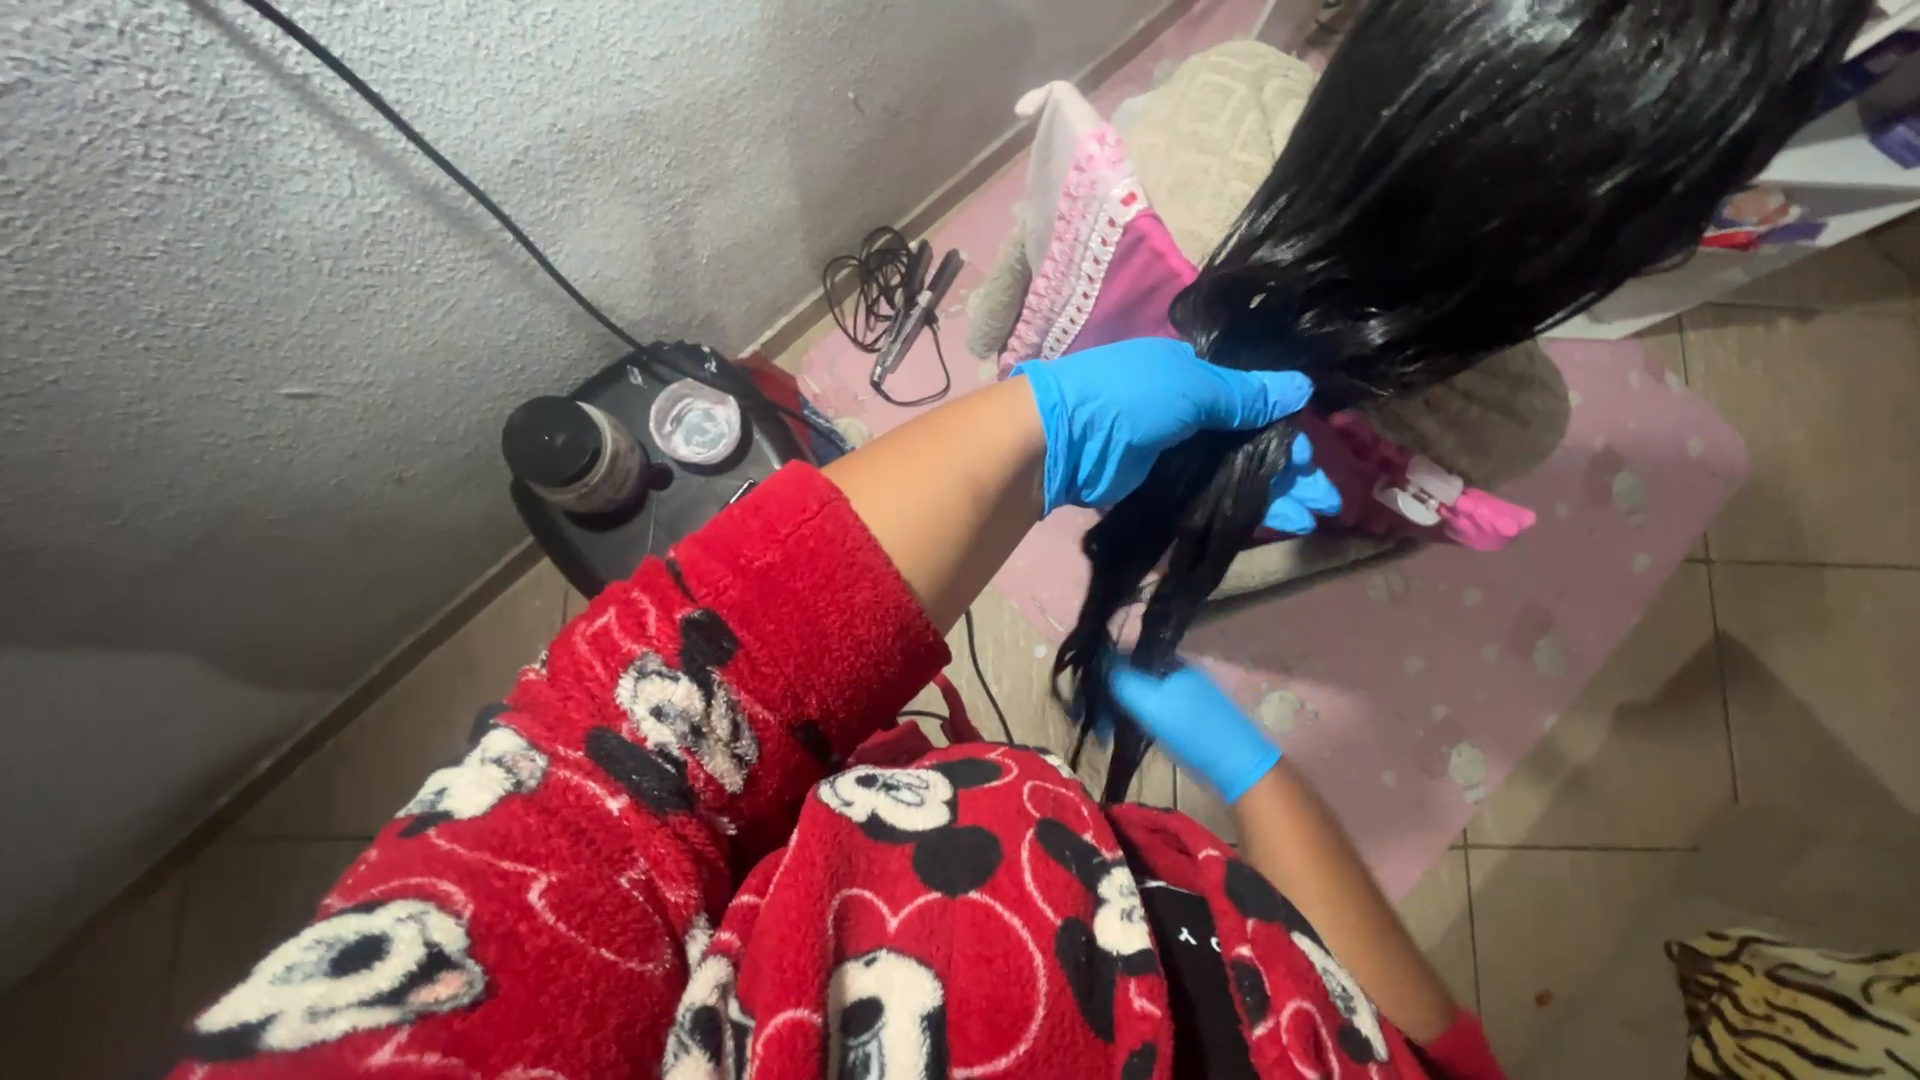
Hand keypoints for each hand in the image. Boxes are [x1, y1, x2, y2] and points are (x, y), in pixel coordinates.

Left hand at [1014, 338, 1339, 530]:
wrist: (1060, 440)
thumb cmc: (1127, 397)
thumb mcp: (1191, 385)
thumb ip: (1243, 394)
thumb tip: (1301, 388)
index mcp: (1194, 373)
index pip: (1253, 396)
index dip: (1286, 422)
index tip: (1316, 451)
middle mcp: (1187, 410)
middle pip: (1249, 440)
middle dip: (1289, 467)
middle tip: (1327, 497)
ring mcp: (1173, 450)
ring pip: (1232, 471)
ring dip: (1271, 492)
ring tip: (1314, 514)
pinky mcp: (1159, 484)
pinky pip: (1207, 493)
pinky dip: (1235, 506)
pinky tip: (1268, 522)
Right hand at [1105, 660, 1278, 802]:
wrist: (1233, 763)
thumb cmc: (1190, 728)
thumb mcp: (1149, 701)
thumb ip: (1121, 679)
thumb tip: (1098, 659)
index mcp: (1168, 661)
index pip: (1125, 653)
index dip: (1103, 666)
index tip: (1083, 685)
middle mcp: (1173, 672)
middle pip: (1130, 673)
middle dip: (1108, 691)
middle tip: (1092, 715)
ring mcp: (1179, 694)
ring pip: (1138, 693)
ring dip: (1118, 707)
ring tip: (1103, 728)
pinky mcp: (1181, 715)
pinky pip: (1148, 708)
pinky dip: (1132, 717)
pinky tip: (1121, 731)